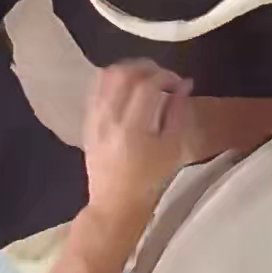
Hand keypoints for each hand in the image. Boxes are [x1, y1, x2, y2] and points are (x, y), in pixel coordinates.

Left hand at [82, 59, 193, 219]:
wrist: (115, 204)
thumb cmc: (149, 181)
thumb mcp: (173, 150)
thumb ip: (178, 113)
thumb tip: (184, 85)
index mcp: (132, 127)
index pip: (147, 85)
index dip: (166, 76)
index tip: (178, 84)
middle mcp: (109, 118)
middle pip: (123, 73)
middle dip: (147, 67)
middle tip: (163, 77)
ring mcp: (94, 119)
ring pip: (106, 76)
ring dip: (128, 70)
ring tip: (145, 79)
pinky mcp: (87, 122)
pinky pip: (96, 89)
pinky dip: (113, 81)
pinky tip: (127, 89)